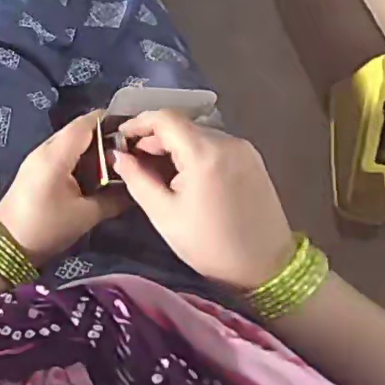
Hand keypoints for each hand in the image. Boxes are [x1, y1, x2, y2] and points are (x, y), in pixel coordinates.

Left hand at [0, 112, 127, 264]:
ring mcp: (37, 158)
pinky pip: (61, 154)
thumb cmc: (46, 228)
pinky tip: (94, 175)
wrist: (6, 245)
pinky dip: (79, 159)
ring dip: (92, 149)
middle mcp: (45, 149)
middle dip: (104, 137)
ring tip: (116, 163)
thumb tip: (135, 189)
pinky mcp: (35, 170)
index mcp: (56, 155)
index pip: (86, 123)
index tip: (133, 131)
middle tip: (129, 151)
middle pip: (78, 131)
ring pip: (70, 143)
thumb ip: (113, 199)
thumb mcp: (85, 216)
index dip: (110, 121)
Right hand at [112, 111, 294, 291]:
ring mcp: (243, 149)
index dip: (138, 123)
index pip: (165, 118)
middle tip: (133, 162)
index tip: (120, 139)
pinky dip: (194, 153)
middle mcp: (227, 141)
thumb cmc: (209, 245)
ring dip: (174, 147)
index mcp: (204, 152)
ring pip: (198, 135)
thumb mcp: (164, 214)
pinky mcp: (252, 159)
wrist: (265, 266)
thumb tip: (118, 156)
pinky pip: (214, 146)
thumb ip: (137, 179)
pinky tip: (184, 177)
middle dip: (154, 138)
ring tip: (157, 173)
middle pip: (182, 125)